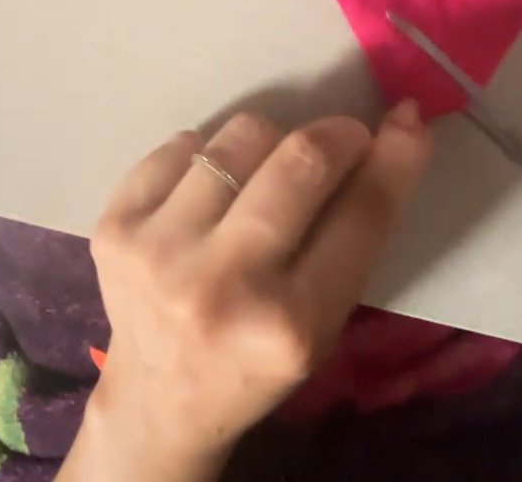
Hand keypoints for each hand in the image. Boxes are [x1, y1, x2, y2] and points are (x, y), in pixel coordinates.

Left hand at [63, 101, 433, 481]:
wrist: (158, 400)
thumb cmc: (259, 360)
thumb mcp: (324, 319)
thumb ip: (359, 229)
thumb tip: (401, 127)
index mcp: (291, 326)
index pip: (362, 214)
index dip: (394, 156)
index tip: (406, 120)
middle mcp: (222, 287)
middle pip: (300, 160)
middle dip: (334, 135)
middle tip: (340, 141)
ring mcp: (159, 252)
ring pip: (240, 137)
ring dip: (268, 143)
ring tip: (262, 177)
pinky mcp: (115, 228)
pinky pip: (183, 144)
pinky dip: (206, 156)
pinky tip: (207, 195)